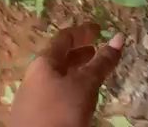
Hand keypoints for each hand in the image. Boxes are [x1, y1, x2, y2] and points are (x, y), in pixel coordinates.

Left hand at [9, 23, 124, 126]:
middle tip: (96, 52)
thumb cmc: (61, 112)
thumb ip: (102, 61)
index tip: (99, 30)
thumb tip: (119, 37)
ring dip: (73, 74)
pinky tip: (77, 100)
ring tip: (91, 76)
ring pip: (54, 79)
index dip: (83, 32)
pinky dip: (67, 90)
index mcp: (42, 64)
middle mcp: (31, 78)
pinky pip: (51, 95)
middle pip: (57, 58)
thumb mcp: (86, 85)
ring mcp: (28, 100)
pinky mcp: (30, 119)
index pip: (64, 38)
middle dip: (78, 54)